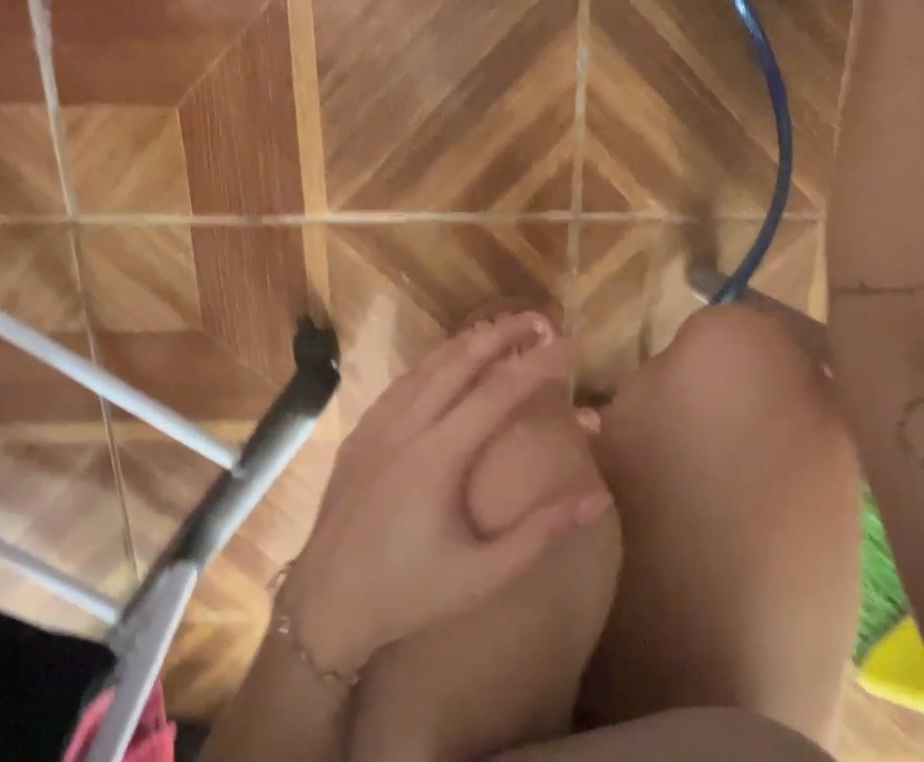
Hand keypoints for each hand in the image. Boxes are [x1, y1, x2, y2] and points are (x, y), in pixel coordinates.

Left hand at [276, 312, 612, 673]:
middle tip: (539, 319)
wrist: (324, 604)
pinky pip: (399, 384)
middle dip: (502, 333)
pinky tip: (442, 364)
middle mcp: (406, 427)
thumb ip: (542, 531)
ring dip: (465, 343)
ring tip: (499, 330)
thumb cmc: (409, 593)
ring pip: (425, 367)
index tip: (571, 346)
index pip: (498, 391)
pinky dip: (431, 363)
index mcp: (439, 456)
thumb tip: (598, 496)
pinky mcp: (358, 436)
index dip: (538, 365)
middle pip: (460, 362)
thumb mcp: (484, 574)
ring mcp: (376, 428)